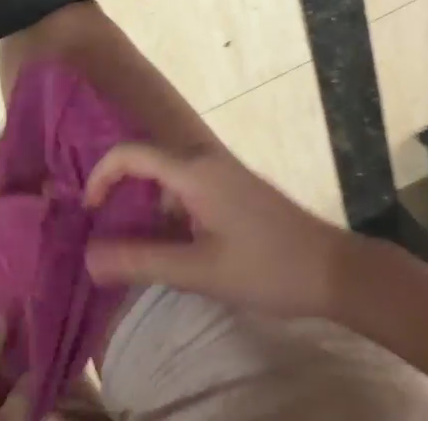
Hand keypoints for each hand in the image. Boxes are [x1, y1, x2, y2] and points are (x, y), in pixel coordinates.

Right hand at [82, 141, 357, 318]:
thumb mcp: (198, 271)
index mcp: (192, 170)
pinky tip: (178, 245)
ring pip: (167, 176)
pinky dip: (170, 209)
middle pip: (146, 161)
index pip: (128, 154)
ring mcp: (223, 171)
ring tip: (141, 245)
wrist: (338, 272)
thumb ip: (141, 261)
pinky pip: (188, 185)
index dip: (100, 177)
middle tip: (109, 230)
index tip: (89, 212)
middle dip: (121, 193)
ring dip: (147, 205)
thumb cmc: (266, 268)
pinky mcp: (236, 186)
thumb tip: (89, 258)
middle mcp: (204, 159)